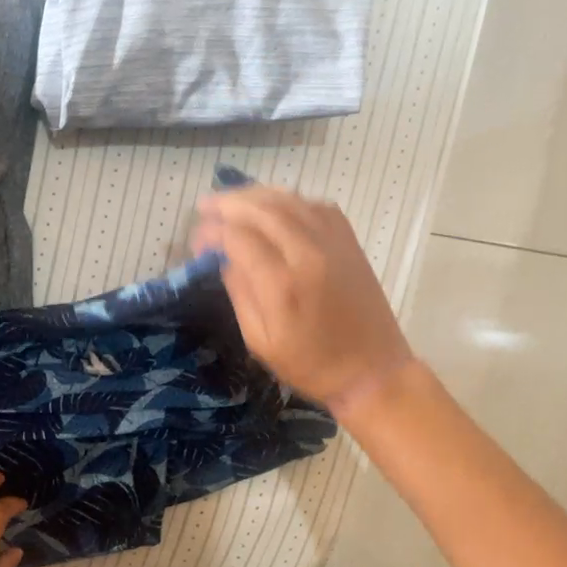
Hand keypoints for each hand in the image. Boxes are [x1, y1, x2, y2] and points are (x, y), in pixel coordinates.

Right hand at [196, 185, 412, 413]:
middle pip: (262, 209)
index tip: (195, 242)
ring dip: (256, 196)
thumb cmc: (310, 364)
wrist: (372, 370)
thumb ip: (240, 295)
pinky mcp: (349, 242)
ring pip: (289, 200)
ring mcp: (333, 242)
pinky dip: (289, 200)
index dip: (211, 233)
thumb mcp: (260, 340)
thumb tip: (223, 260)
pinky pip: (315, 205)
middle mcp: (308, 253)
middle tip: (204, 206)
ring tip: (231, 200)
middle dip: (228, 203)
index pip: (238, 238)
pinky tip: (273, 207)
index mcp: (282, 283)